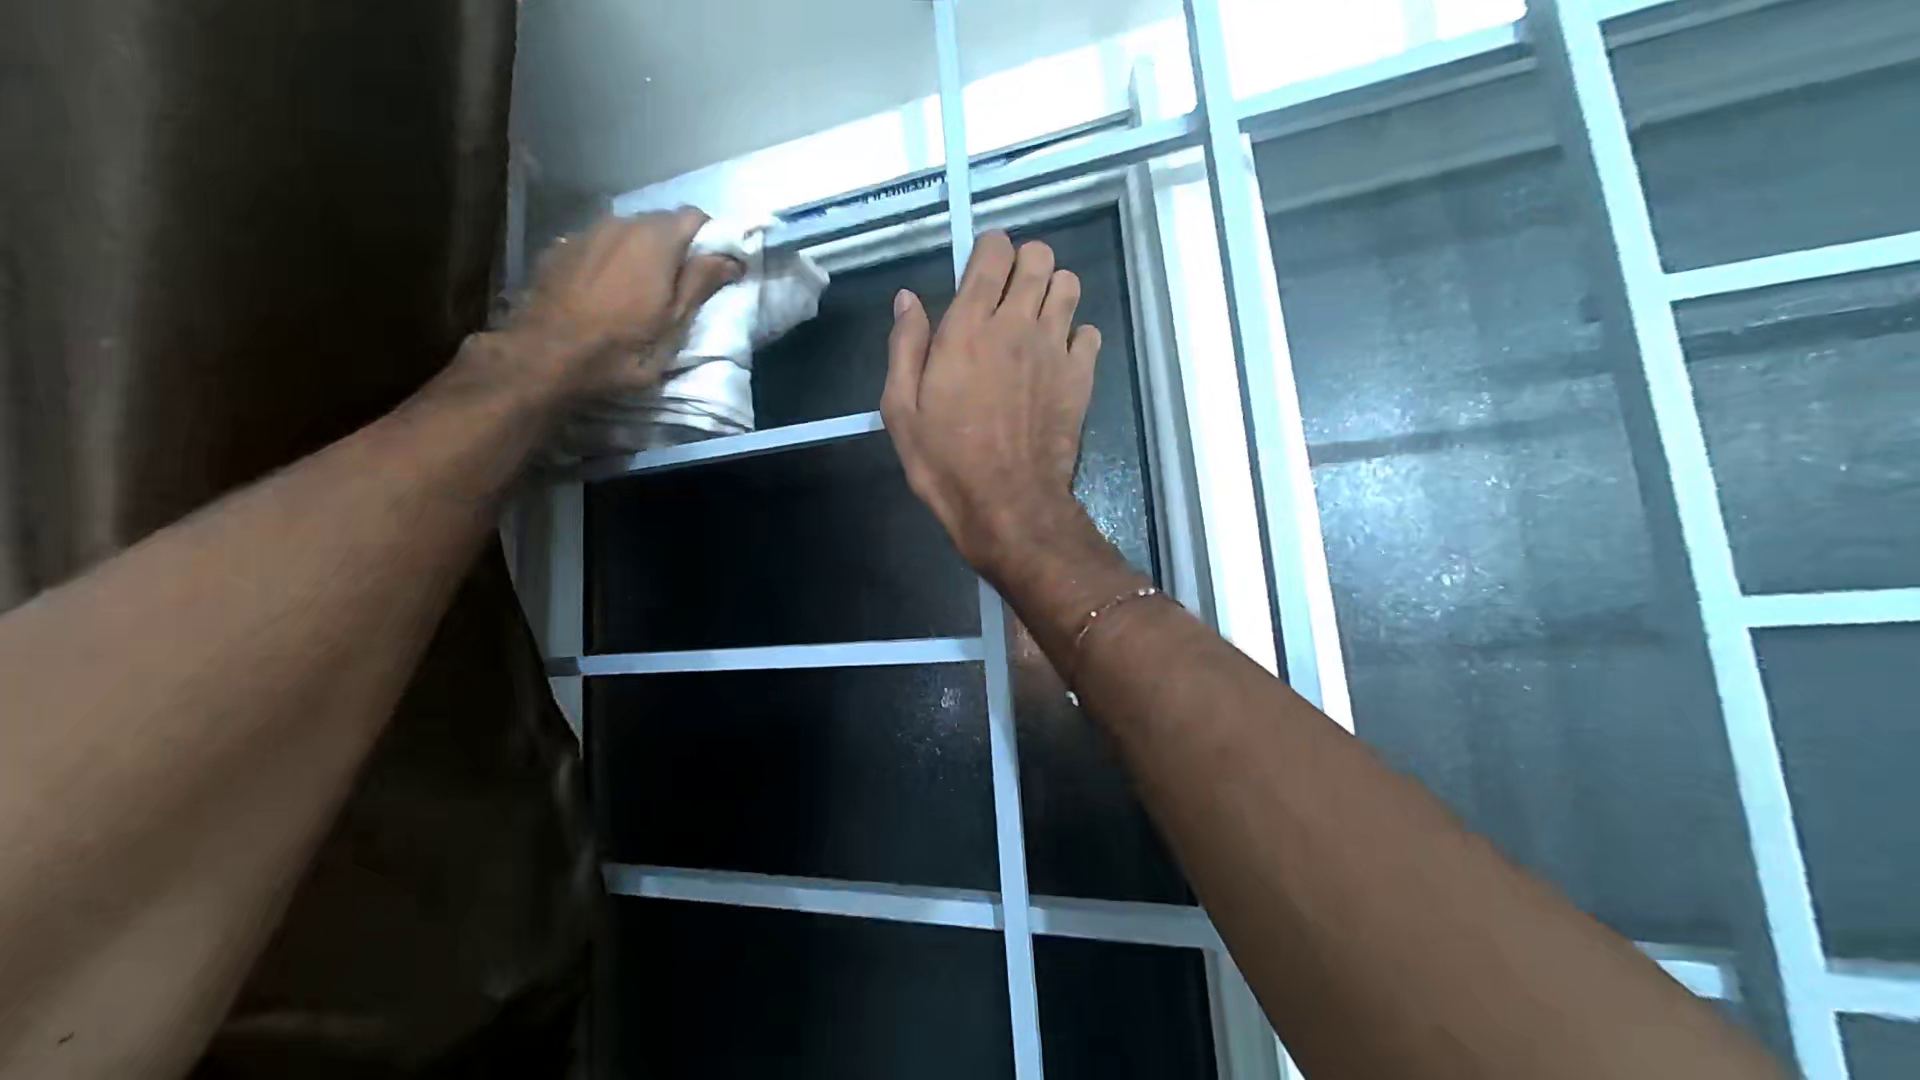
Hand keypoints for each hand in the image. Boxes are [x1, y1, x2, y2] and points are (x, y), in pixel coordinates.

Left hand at [503, 208, 742, 400]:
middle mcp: (620, 224)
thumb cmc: (622, 349)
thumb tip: (730, 258)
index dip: (711, 240)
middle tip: (681, 288)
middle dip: (677, 249)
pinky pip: (600, 246)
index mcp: (655, 241)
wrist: (544, 358)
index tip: (715, 270)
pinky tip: (608, 292)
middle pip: (660, 223)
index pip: (695, 217)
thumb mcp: (674, 325)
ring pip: (628, 233)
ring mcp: (586, 233)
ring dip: (643, 255)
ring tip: (643, 291)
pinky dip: (613, 261)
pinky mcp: (560, 249)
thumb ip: (701, 283)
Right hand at [882, 231, 1102, 575]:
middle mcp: (1017, 325)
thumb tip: (909, 299)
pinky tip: (1057, 358)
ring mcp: (1055, 349)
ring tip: (1034, 320)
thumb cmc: (946, 462)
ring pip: (1069, 285)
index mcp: (968, 328)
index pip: (993, 253)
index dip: (989, 248)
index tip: (980, 266)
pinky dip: (1076, 335)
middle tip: (1007, 292)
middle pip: (1038, 257)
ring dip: (1052, 291)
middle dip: (1023, 262)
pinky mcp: (1081, 377)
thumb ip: (906, 347)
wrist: (1008, 504)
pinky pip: (1090, 332)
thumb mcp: (901, 410)